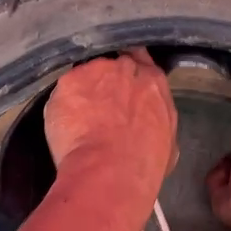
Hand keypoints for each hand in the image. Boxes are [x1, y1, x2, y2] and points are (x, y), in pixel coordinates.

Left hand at [43, 48, 177, 199]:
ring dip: (84, 92)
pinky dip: (64, 105)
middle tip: (100, 106)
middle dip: (106, 81)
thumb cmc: (144, 163)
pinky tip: (66, 125)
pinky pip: (64, 90)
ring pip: (86, 76)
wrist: (110, 170)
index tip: (122, 84)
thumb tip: (148, 119)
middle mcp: (125, 67)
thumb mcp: (167, 139)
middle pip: (112, 65)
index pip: (141, 61)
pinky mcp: (68, 81)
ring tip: (80, 120)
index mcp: (153, 81)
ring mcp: (95, 71)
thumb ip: (155, 117)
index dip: (130, 72)